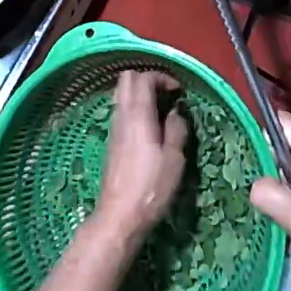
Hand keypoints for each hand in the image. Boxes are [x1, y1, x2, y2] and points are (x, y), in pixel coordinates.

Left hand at [94, 71, 188, 240]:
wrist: (120, 213)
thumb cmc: (151, 187)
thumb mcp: (174, 159)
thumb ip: (176, 129)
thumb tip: (175, 111)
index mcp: (138, 115)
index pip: (143, 78)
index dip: (161, 77)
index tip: (178, 90)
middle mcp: (122, 115)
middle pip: (127, 79)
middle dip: (148, 79)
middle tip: (168, 94)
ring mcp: (114, 126)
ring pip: (121, 93)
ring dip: (140, 93)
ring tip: (161, 109)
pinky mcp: (112, 139)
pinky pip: (121, 110)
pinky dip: (134, 106)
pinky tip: (150, 125)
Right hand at [250, 112, 290, 290]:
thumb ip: (267, 192)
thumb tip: (252, 182)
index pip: (283, 123)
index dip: (260, 130)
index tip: (239, 148)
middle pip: (284, 143)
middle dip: (263, 157)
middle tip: (242, 175)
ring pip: (287, 164)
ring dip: (272, 178)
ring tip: (254, 194)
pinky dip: (283, 191)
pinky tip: (273, 209)